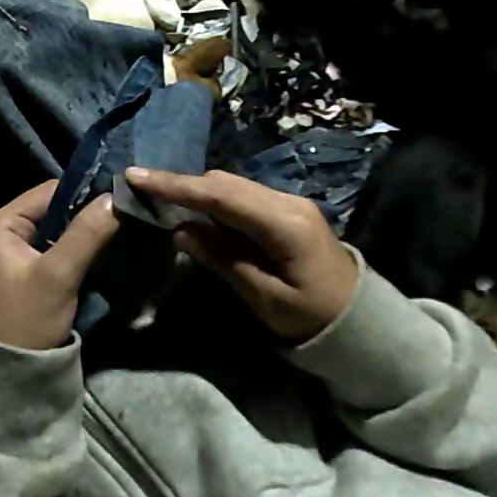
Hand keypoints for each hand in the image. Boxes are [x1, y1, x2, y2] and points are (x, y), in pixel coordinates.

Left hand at [0, 181, 121, 349]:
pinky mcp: (32, 271)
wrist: (13, 375)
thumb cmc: (28, 318)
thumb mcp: (58, 274)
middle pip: (56, 208)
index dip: (85, 190)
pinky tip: (107, 246)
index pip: (48, 191)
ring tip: (123, 225)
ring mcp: (18, 253)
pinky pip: (61, 247)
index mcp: (0, 225)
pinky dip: (82, 247)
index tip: (121, 194)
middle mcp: (6, 232)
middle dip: (89, 211)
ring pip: (61, 228)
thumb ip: (87, 233)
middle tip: (127, 210)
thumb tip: (116, 197)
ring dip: (88, 229)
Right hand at [125, 168, 356, 340]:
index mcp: (284, 224)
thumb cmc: (311, 317)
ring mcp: (289, 202)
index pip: (220, 196)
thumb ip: (223, 259)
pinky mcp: (287, 209)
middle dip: (182, 183)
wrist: (359, 319)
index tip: (137, 177)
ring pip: (232, 185)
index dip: (176, 185)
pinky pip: (243, 195)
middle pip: (225, 183)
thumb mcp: (264, 297)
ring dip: (197, 189)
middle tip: (141, 189)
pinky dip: (215, 199)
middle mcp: (287, 202)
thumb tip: (180, 230)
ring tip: (160, 197)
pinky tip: (195, 210)